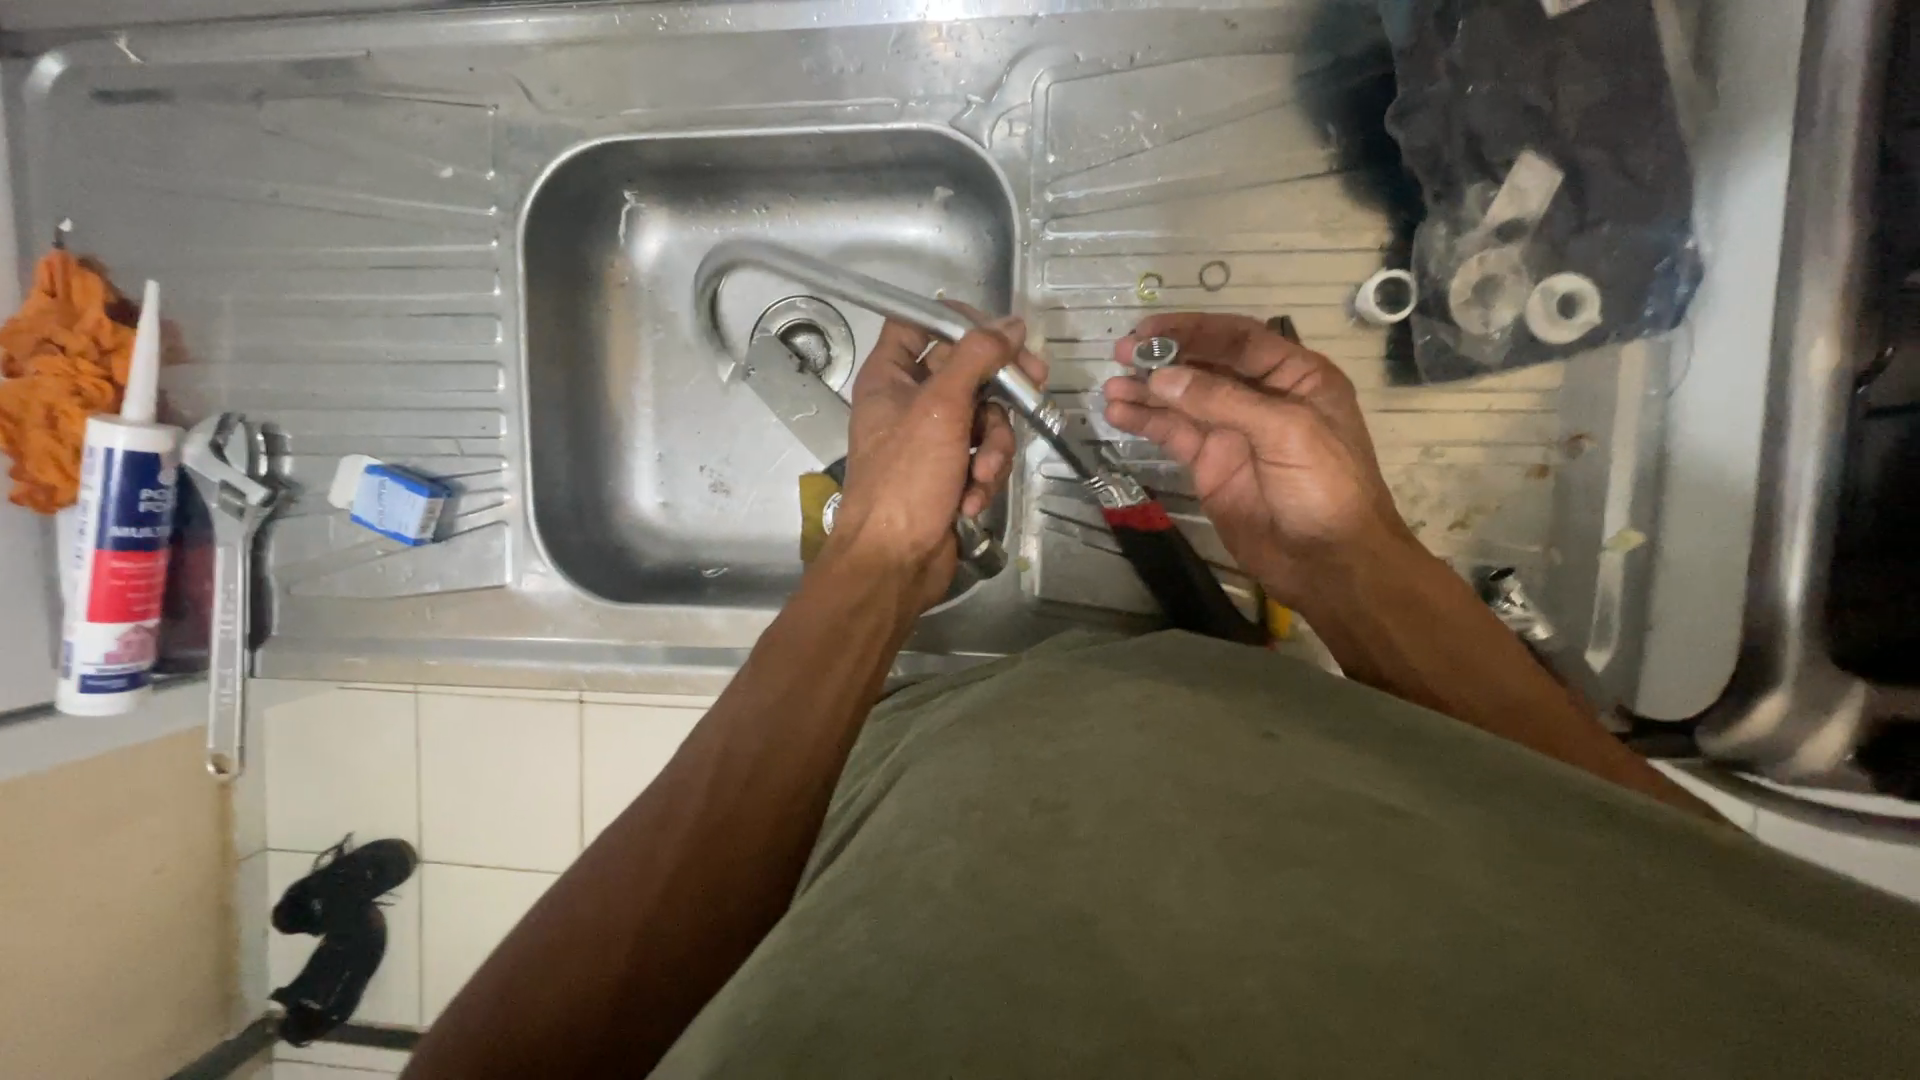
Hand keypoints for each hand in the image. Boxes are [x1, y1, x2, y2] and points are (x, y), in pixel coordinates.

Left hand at [825, 313, 1046, 611]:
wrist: (895, 562)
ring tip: (981, 474)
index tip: (997, 331)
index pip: (919, 324)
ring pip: (985, 417)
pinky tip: (972, 498)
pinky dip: (985, 476)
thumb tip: (1012, 324)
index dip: (957, 321)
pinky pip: (985, 455)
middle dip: (999, 389)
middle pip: (967, 370)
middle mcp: (910, 402)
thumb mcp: (940, 409)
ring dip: (994, 446)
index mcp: (889, 377)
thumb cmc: (905, 480)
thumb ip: (977, 358)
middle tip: (1035, 384)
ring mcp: (933, 440)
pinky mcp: (953, 473)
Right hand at [1102, 313, 1415, 612]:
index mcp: (1295, 376)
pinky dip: (1146, 423)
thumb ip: (1223, 400)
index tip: (1148, 331)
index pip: (1238, 339)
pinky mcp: (1209, 464)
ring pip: (1182, 400)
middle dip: (1162, 358)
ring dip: (1146, 392)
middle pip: (1204, 365)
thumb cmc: (1326, 487)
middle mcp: (1260, 396)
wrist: (1328, 562)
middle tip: (1119, 354)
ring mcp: (1231, 431)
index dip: (1193, 331)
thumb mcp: (1286, 431)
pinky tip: (1119, 415)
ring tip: (1110, 389)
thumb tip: (1160, 378)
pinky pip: (1173, 434)